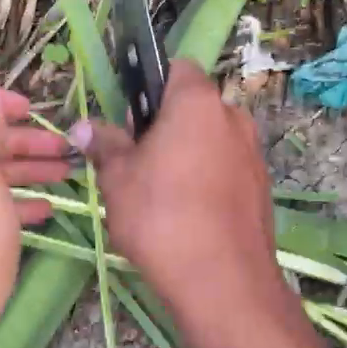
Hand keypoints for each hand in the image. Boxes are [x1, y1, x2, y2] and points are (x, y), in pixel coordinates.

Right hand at [71, 61, 281, 323]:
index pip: (176, 67)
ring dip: (187, 154)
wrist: (223, 279)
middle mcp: (233, 117)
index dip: (149, 85)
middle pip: (194, 107)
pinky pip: (227, 169)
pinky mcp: (262, 186)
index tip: (129, 119)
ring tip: (159, 195)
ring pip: (211, 140)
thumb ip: (104, 145)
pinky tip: (188, 215)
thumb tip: (84, 126)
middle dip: (166, 126)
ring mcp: (253, 152)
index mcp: (198, 101)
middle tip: (136, 162)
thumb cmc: (161, 216)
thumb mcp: (118, 178)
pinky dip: (208, 180)